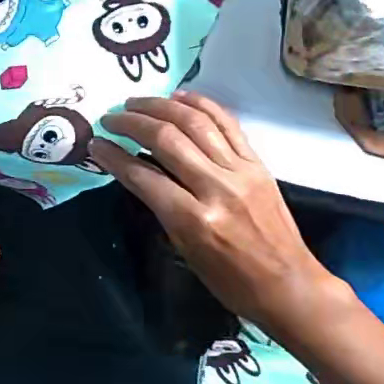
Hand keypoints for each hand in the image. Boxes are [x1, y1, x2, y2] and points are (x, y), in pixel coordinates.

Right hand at [92, 93, 344, 333]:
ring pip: (195, 123)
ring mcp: (240, 171)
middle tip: (111, 118)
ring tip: (136, 102)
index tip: (95, 144)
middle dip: (132, 123)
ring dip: (161, 106)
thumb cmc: (230, 281)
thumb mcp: (184, 250)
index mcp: (194, 220)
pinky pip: (226, 123)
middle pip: (166, 139)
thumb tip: (137, 172)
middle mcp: (217, 188)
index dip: (113, 156)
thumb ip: (162, 207)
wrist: (288, 286)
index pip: (143, 176)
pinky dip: (201, 104)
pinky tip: (180, 97)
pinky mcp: (258, 163)